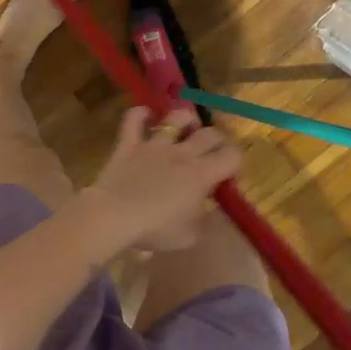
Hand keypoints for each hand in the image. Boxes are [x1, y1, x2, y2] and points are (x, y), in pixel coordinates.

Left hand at [84, 106, 241, 251]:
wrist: (115, 215)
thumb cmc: (155, 229)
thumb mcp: (189, 235)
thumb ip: (201, 218)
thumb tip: (203, 207)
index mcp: (201, 174)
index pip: (231, 157)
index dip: (235, 164)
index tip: (228, 178)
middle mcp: (182, 153)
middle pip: (209, 134)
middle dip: (217, 141)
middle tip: (212, 153)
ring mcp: (154, 145)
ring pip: (175, 119)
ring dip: (185, 119)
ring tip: (187, 127)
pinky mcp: (128, 144)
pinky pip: (133, 120)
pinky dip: (140, 114)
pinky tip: (145, 115)